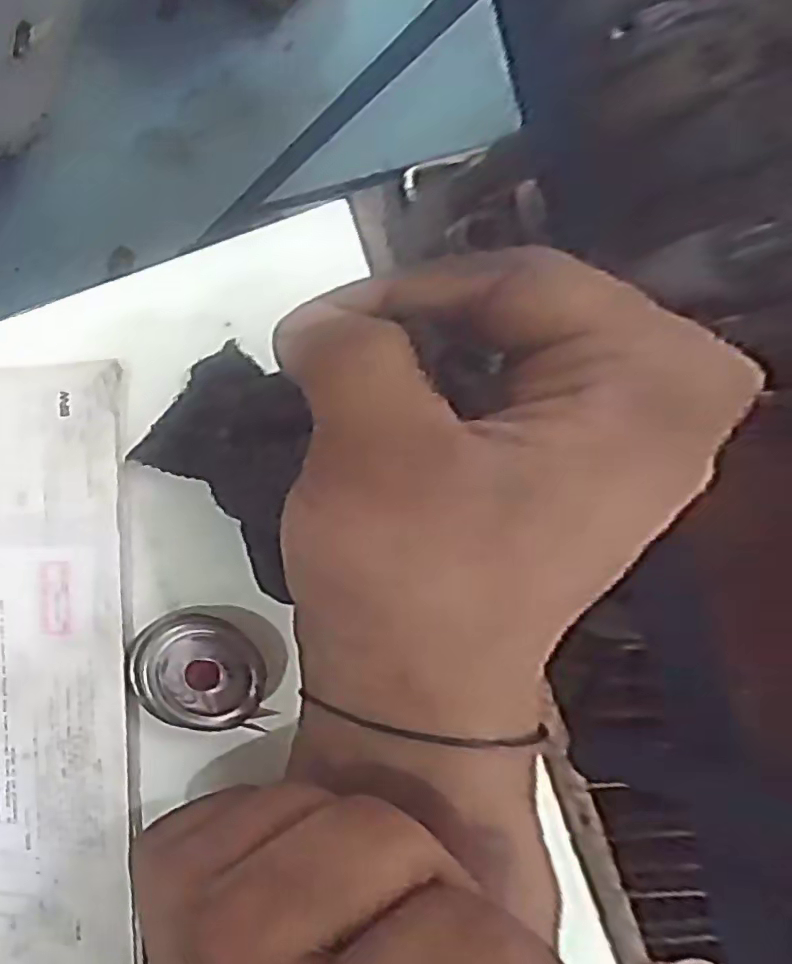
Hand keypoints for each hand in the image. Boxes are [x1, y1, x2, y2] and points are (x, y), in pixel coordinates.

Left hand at [94, 783, 589, 963]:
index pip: (486, 934)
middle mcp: (248, 956)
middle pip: (385, 833)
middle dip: (422, 888)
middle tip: (404, 949)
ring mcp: (185, 896)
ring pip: (315, 799)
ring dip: (347, 850)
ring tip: (344, 919)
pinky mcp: (153, 856)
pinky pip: (247, 795)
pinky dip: (279, 830)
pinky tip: (286, 892)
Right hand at [274, 247, 760, 737]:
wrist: (408, 683)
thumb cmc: (406, 567)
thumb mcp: (372, 446)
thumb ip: (349, 355)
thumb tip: (313, 320)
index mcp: (653, 378)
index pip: (519, 280)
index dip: (397, 290)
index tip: (306, 327)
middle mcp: (658, 400)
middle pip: (514, 314)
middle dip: (400, 327)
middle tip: (315, 357)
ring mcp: (610, 444)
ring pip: (494, 357)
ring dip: (401, 364)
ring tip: (329, 389)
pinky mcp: (554, 478)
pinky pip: (488, 403)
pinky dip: (418, 400)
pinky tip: (367, 425)